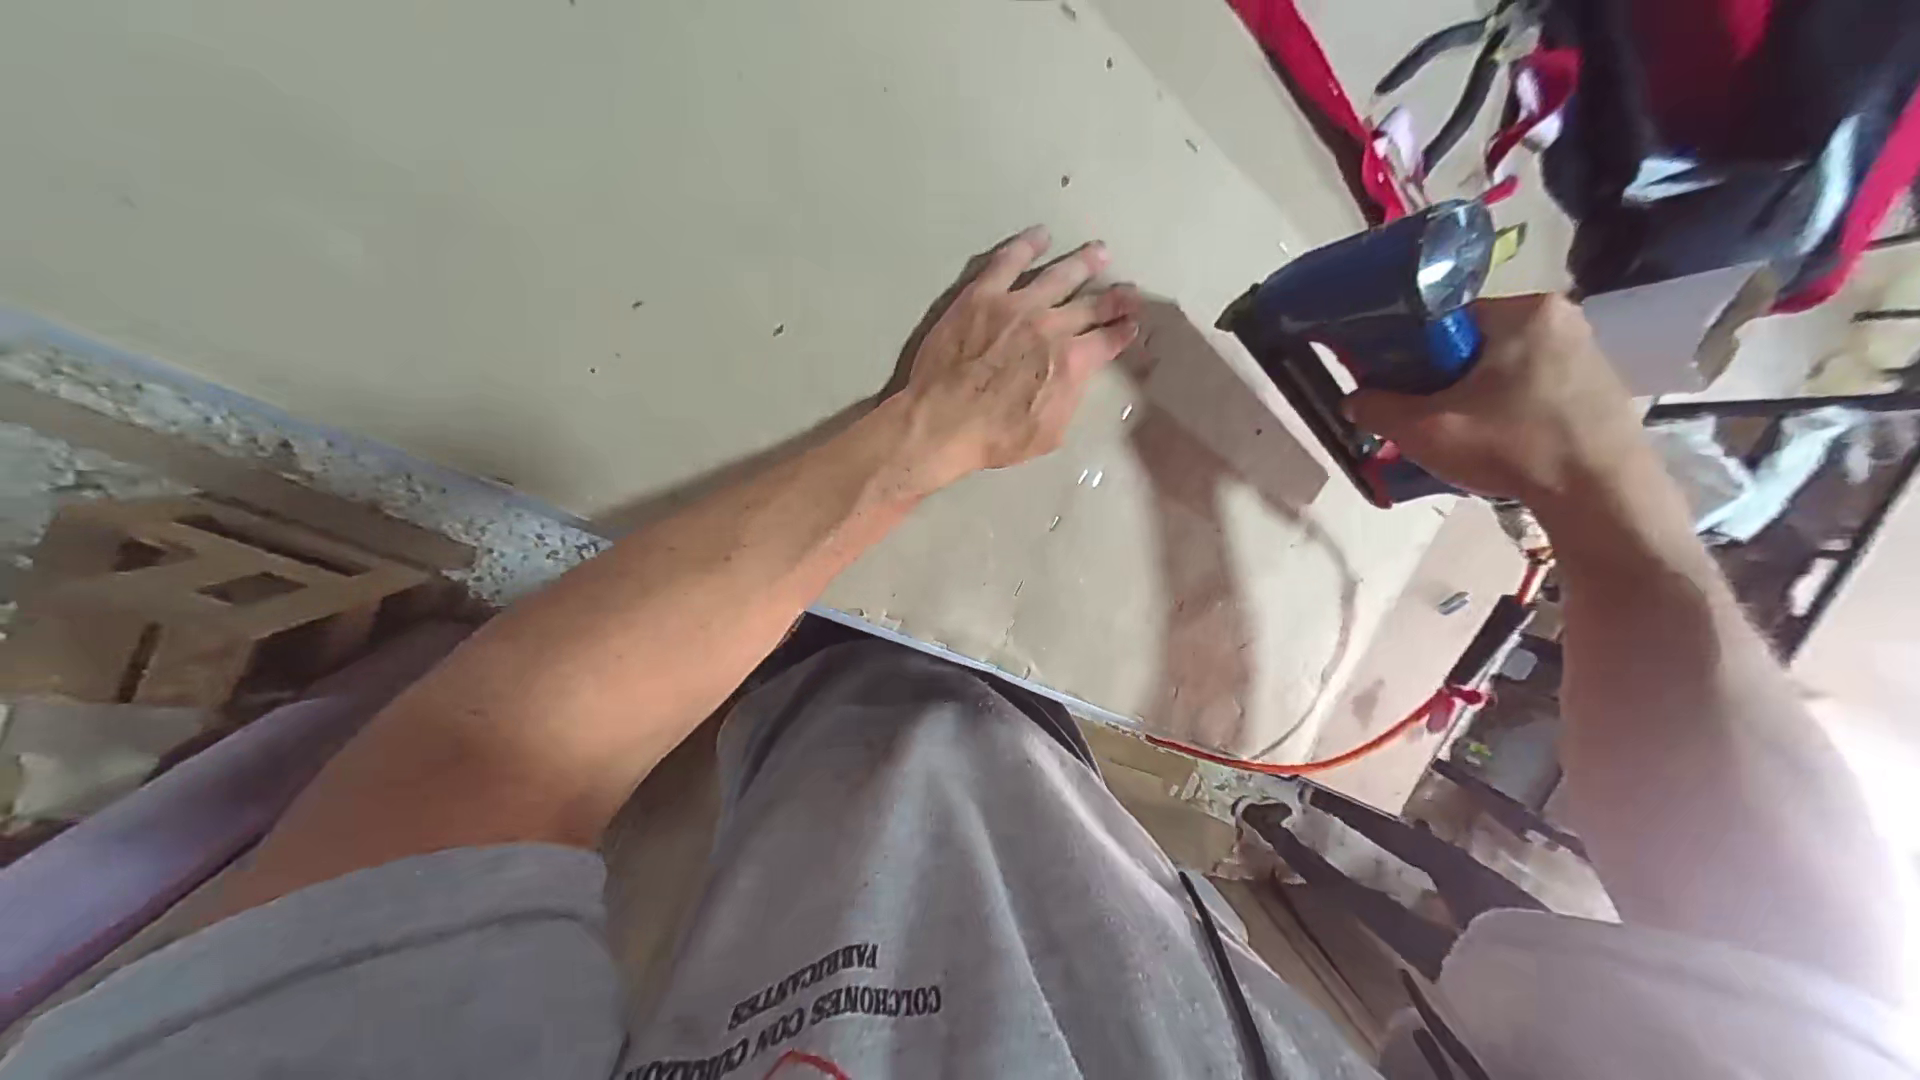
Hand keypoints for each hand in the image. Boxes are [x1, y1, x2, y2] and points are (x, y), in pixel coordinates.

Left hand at [896, 226, 1139, 489]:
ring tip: (1098, 252)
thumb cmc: (995, 438)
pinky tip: (1040, 235)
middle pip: (1092, 304)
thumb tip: (1078, 376)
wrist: (941, 423)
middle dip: (1115, 298)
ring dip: (1082, 263)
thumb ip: (1070, 398)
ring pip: (1057, 275)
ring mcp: (1015, 305)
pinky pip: (1009, 261)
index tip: (1131, 325)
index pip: (1108, 340)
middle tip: (1127, 290)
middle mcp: (1050, 325)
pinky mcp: (981, 295)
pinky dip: (1027, 245)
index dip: (1123, 332)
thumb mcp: (1049, 433)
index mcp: (1071, 361)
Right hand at [1345, 293, 1647, 505]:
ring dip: (1466, 397)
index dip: (1407, 353)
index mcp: (1524, 312)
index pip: (1443, 320)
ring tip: (1451, 433)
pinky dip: (1499, 408)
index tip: (1391, 386)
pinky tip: (1490, 440)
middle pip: (1469, 344)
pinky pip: (1525, 386)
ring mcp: (1585, 351)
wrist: (1601, 494)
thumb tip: (1350, 400)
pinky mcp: (1596, 384)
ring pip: (1497, 368)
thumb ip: (1376, 409)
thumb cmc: (1511, 445)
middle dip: (1436, 379)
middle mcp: (1561, 319)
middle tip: (1417, 415)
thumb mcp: (1422, 429)